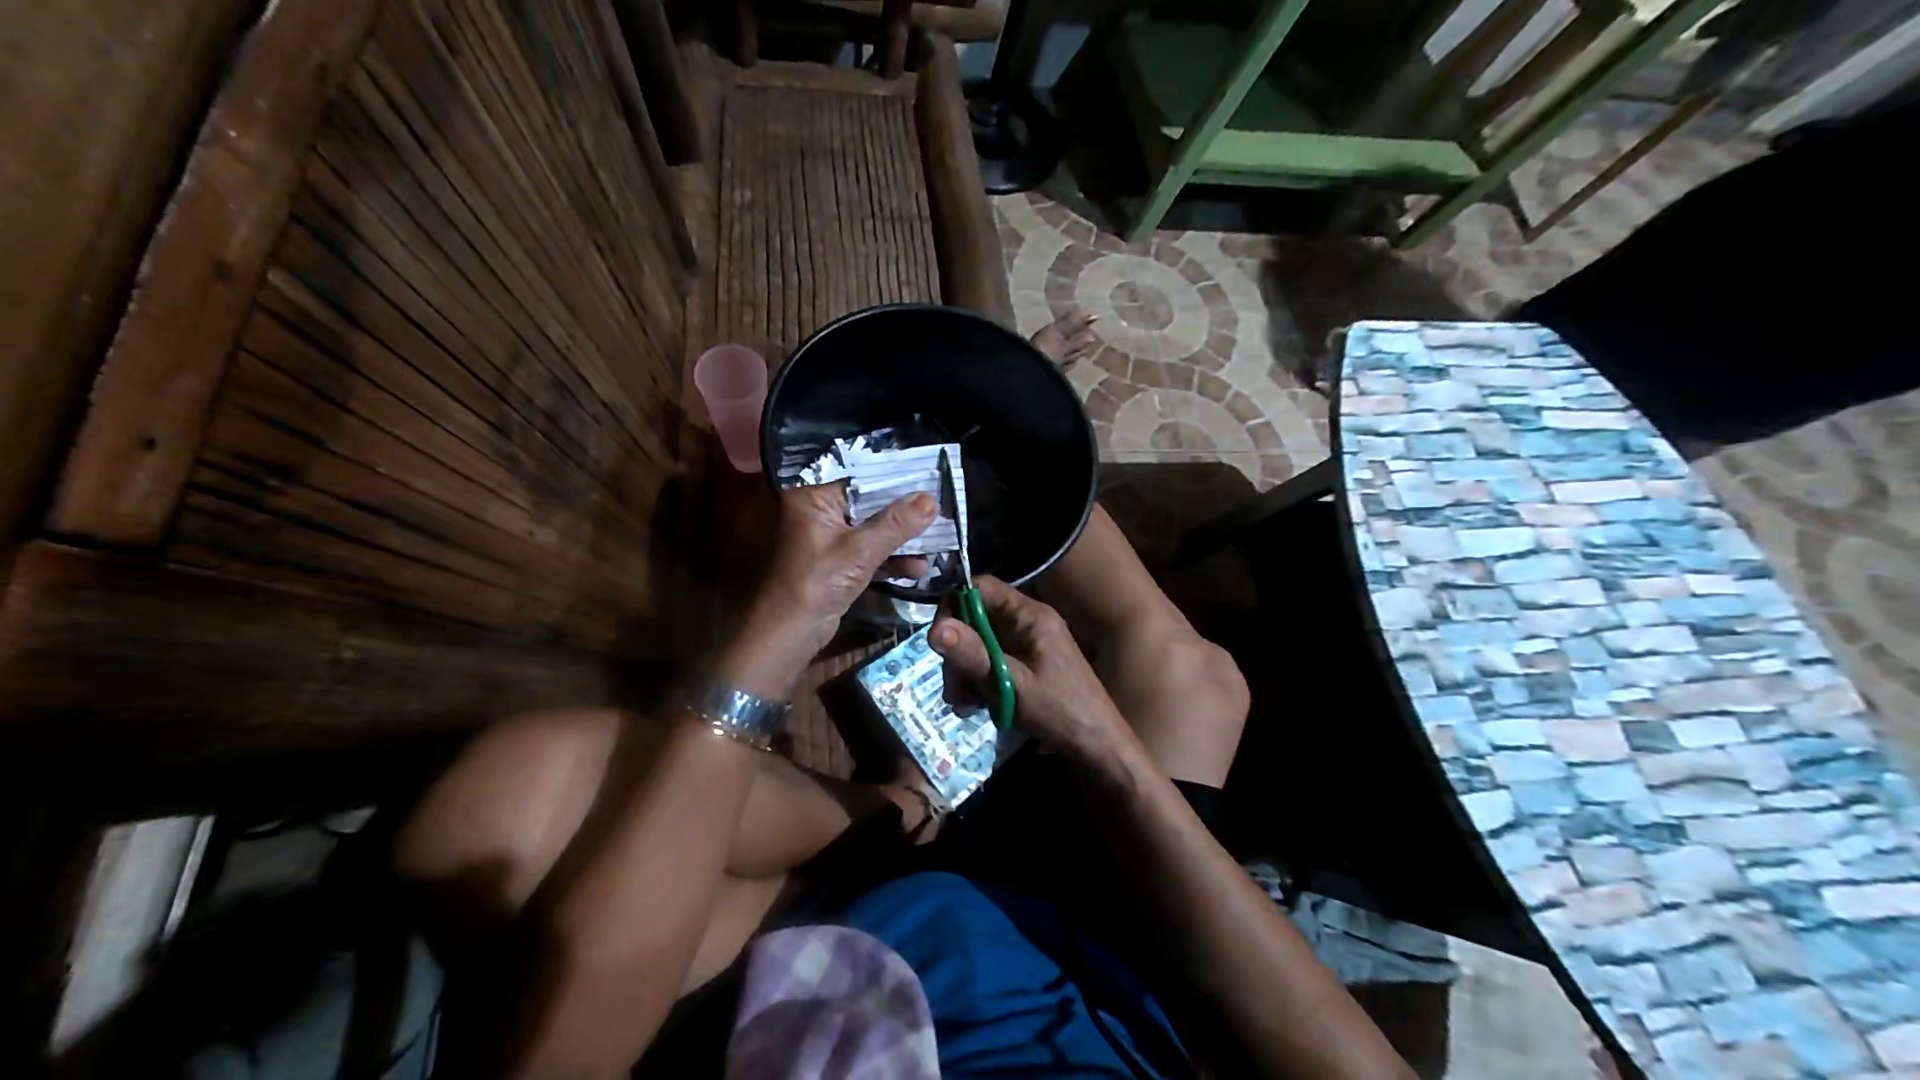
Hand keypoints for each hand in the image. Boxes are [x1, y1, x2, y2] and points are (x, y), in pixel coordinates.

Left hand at [715, 485, 937, 698]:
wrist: (789, 634)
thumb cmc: (816, 583)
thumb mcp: (860, 551)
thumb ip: (896, 524)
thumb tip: (931, 500)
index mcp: (813, 498)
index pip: (861, 478)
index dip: (897, 480)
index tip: (931, 479)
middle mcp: (819, 513)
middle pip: (870, 504)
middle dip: (905, 512)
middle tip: (941, 508)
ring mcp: (829, 540)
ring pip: (873, 530)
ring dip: (902, 539)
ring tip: (937, 541)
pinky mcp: (838, 564)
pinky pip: (870, 553)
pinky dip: (892, 559)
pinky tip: (918, 567)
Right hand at [929, 576, 1129, 763]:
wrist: (1097, 748)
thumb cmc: (1060, 712)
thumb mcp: (1011, 684)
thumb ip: (973, 655)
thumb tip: (933, 629)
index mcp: (1030, 616)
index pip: (981, 588)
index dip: (955, 605)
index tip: (940, 639)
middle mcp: (1026, 624)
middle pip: (974, 620)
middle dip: (958, 653)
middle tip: (955, 689)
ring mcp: (1025, 646)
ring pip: (977, 645)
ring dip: (965, 673)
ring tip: (965, 705)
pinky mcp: (1024, 667)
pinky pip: (988, 663)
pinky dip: (977, 683)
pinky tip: (976, 707)